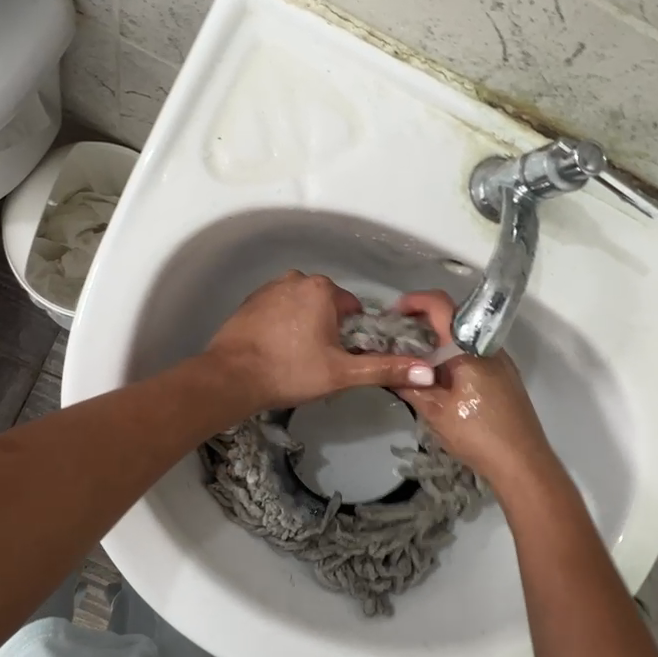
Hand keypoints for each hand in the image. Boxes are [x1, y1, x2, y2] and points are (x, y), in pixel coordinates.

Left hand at [203, 271, 436, 411]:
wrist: (230, 377)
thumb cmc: (290, 371)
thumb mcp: (342, 374)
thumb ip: (384, 369)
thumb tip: (427, 370)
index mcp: (322, 289)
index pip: (353, 308)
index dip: (351, 335)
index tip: (340, 358)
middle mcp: (296, 279)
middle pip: (327, 306)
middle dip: (327, 331)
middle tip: (318, 362)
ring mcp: (269, 288)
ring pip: (301, 308)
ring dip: (304, 328)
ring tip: (297, 360)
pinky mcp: (249, 302)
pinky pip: (278, 312)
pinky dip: (281, 328)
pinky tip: (276, 352)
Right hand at [391, 290, 560, 484]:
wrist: (524, 465)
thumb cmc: (478, 435)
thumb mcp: (435, 412)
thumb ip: (410, 385)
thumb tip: (388, 369)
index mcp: (469, 348)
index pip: (440, 306)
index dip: (414, 302)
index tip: (393, 313)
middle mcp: (487, 347)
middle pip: (452, 319)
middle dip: (421, 323)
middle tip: (396, 339)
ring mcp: (499, 361)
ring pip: (463, 338)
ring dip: (437, 341)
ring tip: (411, 360)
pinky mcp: (504, 377)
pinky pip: (473, 354)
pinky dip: (451, 356)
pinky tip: (437, 377)